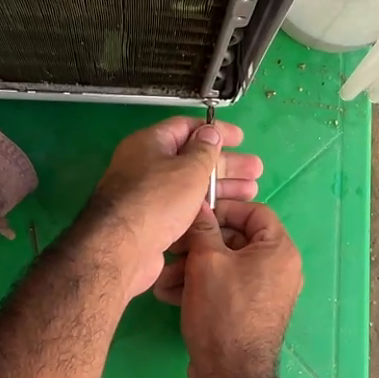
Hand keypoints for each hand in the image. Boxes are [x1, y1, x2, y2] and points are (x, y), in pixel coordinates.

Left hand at [84, 117, 262, 301]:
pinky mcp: (153, 223)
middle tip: (256, 170)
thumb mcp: (189, 168)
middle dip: (227, 165)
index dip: (216, 131)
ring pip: (192, 187)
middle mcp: (147, 167)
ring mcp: (149, 197)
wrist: (122, 249)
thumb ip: (205, 149)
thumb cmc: (157, 200)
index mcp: (151, 144)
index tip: (240, 138)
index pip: (187, 128)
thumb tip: (210, 132)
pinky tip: (229, 214)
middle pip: (194, 159)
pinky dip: (207, 209)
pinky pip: (185, 210)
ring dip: (222, 188)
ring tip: (251, 192)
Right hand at [153, 200, 303, 377]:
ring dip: (192, 268)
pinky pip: (226, 286)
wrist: (231, 376)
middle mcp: (279, 268)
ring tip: (162, 278)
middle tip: (171, 248)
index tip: (195, 214)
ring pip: (226, 265)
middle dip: (199, 245)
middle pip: (236, 240)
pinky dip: (201, 286)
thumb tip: (201, 207)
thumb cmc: (222, 312)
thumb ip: (203, 229)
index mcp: (279, 250)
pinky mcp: (250, 311)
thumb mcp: (207, 263)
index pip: (254, 212)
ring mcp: (265, 291)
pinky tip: (169, 294)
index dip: (223, 209)